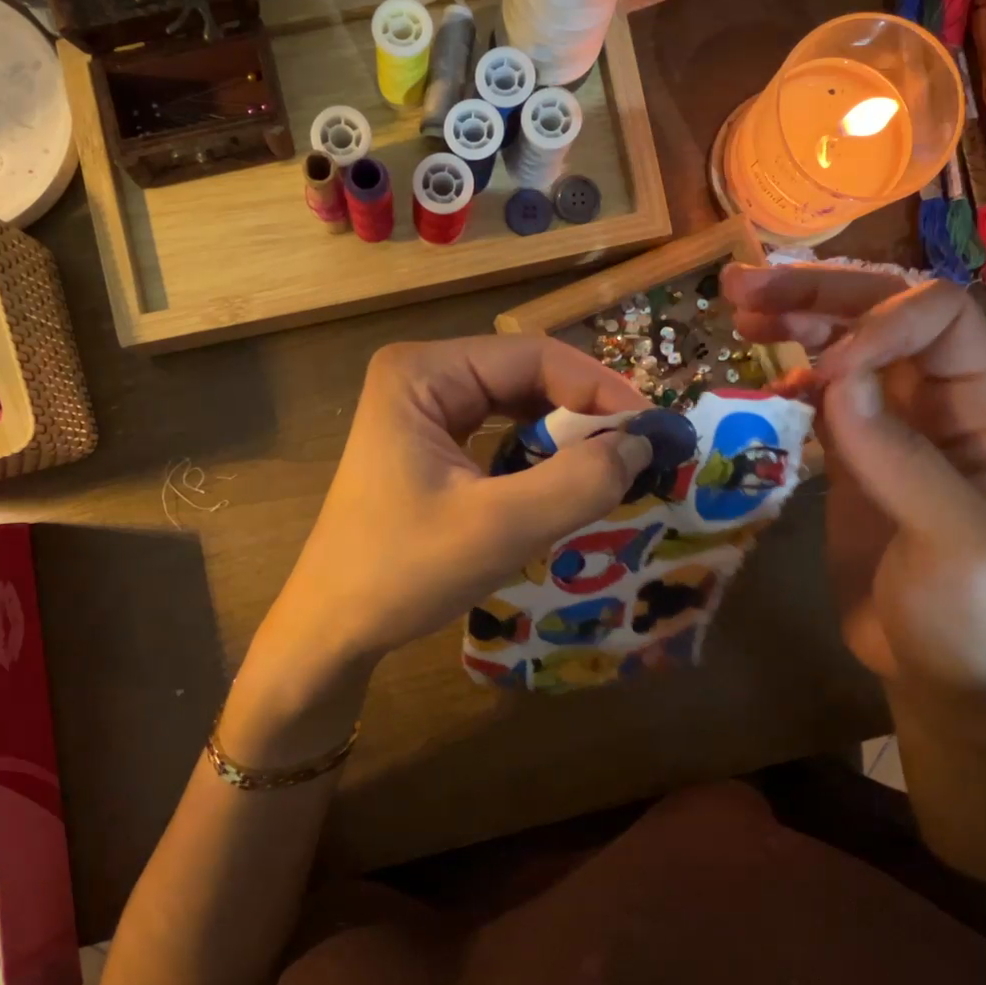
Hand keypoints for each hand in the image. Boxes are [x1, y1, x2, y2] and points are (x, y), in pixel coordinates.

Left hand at [255, 336, 653, 675]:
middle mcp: (418, 377)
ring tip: (610, 471)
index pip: (533, 356)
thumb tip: (645, 443)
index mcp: (422, 373)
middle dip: (583, 414)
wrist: (331, 628)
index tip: (654, 432)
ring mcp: (417, 412)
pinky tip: (561, 485)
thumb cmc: (403, 573)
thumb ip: (579, 482)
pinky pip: (494, 436)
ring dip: (562, 437)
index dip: (600, 388)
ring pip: (513, 406)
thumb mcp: (500, 528)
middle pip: (524, 376)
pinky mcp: (423, 446)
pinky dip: (533, 457)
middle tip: (638, 455)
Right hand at [724, 266, 985, 687]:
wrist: (946, 672)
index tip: (822, 372)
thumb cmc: (976, 612)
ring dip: (797, 322)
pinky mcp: (856, 460)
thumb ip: (902, 459)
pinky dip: (789, 377)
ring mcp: (897, 430)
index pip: (941, 321)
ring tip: (738, 309)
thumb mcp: (959, 542)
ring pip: (848, 348)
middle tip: (742, 287)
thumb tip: (832, 381)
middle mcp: (945, 403)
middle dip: (819, 295)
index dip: (880, 322)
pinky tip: (761, 379)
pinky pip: (823, 397)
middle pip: (886, 317)